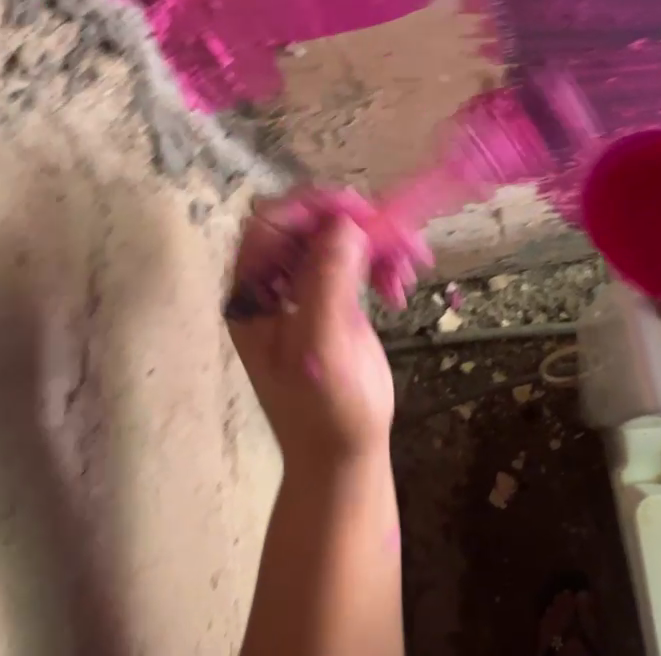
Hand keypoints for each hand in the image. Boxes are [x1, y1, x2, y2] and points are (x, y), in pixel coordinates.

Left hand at [227, 193, 396, 472]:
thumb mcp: (322, 345)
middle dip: (356, 226)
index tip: (356, 212)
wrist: (345, 453)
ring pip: (339, 236)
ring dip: (378, 244)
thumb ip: (326, 280)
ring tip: (408, 269)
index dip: (310, 208)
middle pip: (310, 223)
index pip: (269, 223)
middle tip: (396, 238)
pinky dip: (384, 262)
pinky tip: (401, 287)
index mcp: (252, 292)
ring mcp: (305, 288)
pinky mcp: (334, 296)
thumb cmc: (325, 410)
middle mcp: (274, 283)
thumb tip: (343, 223)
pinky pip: (357, 257)